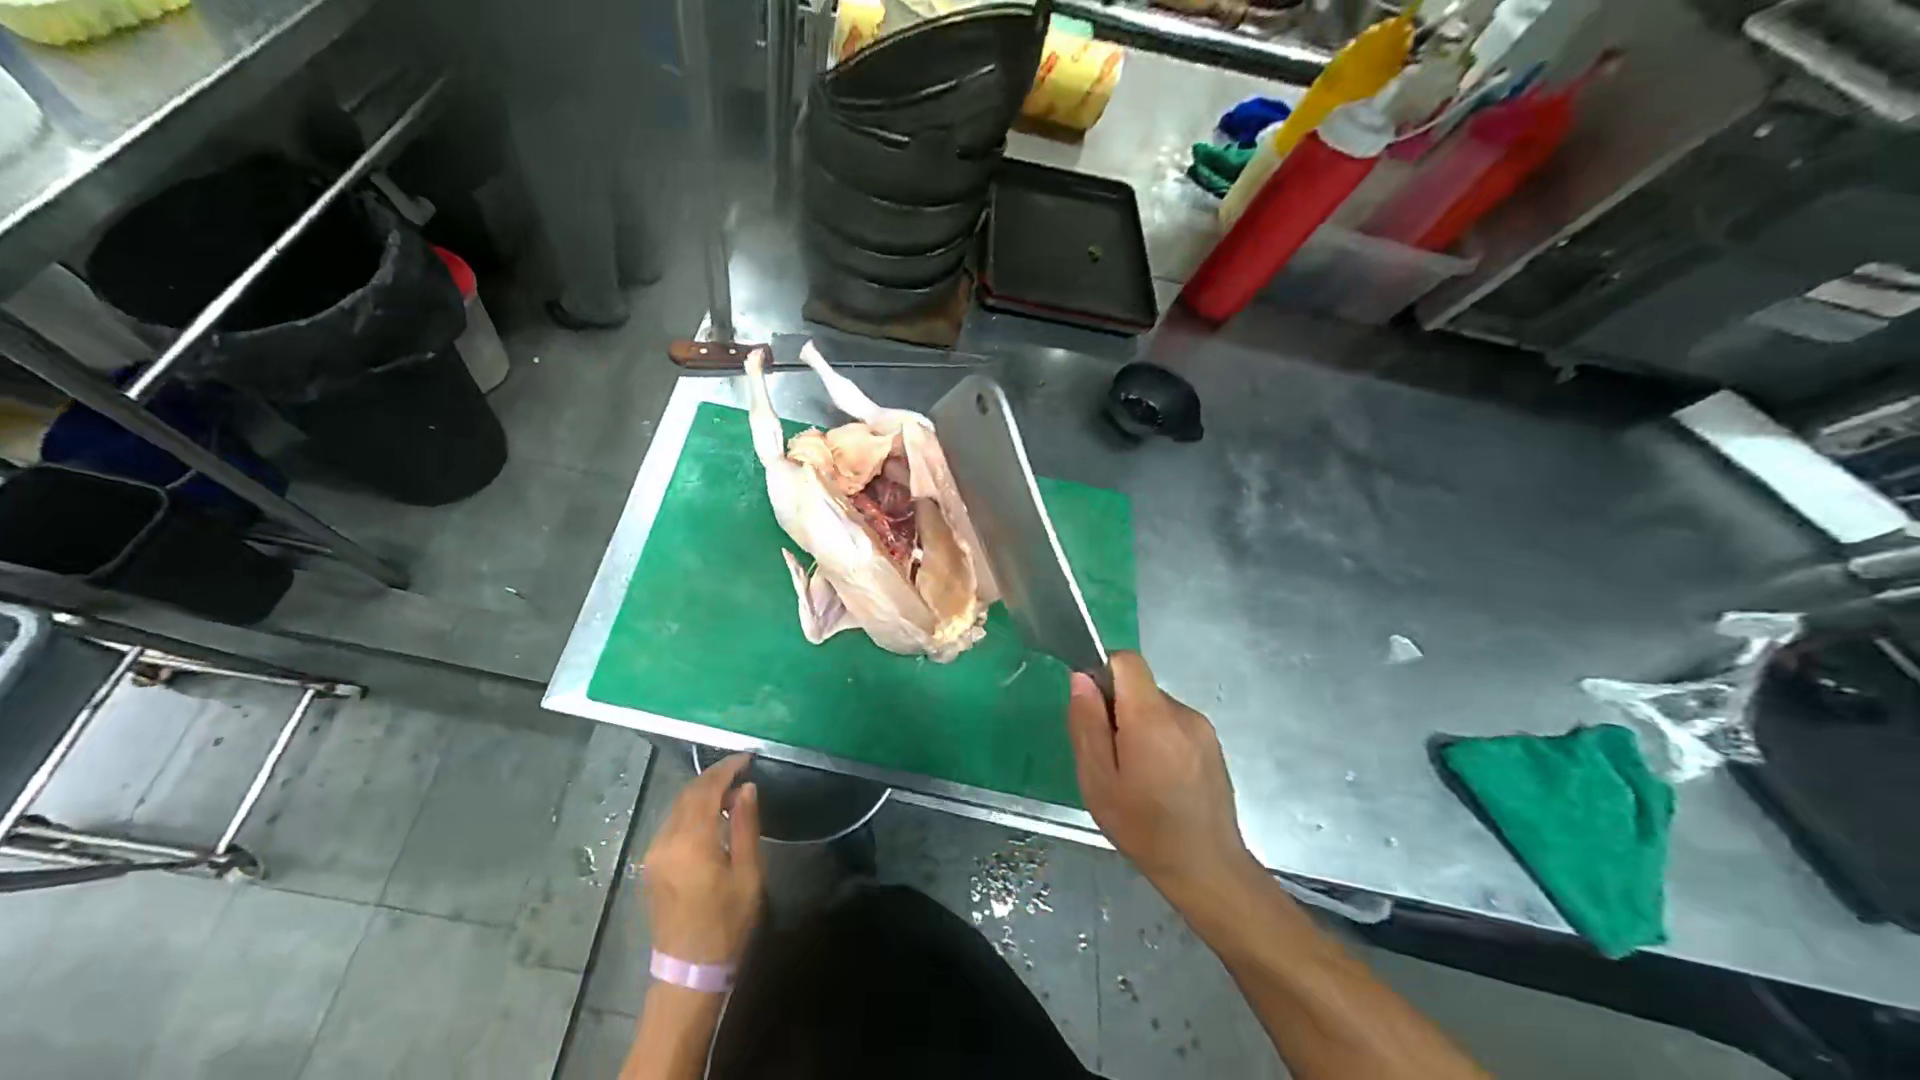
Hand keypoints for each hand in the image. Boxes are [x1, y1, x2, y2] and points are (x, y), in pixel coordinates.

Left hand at [641, 753, 763, 964]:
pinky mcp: (651, 867)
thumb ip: (745, 826)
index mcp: (690, 842)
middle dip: (713, 778)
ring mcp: (653, 855)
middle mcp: (664, 842)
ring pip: (676, 808)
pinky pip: (671, 825)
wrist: (689, 973)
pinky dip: (691, 811)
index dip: (726, 769)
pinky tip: (710, 818)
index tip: (747, 759)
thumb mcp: (748, 873)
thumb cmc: (726, 924)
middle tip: (741, 772)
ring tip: (731, 794)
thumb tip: (746, 789)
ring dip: (702, 794)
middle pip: (687, 795)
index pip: (706, 789)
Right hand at [1067, 652, 1260, 904]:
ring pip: (1155, 706)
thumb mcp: (1097, 780)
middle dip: (1117, 708)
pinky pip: (1174, 724)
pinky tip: (1156, 779)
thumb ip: (1086, 724)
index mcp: (1151, 717)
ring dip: (1137, 726)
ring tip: (1133, 773)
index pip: (1126, 660)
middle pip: (1139, 686)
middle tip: (1107, 755)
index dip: (1102, 672)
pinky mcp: (1212, 744)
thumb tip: (1081, 678)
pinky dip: (1158, 739)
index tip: (1091, 706)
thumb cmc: (1144, 828)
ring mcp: (1202, 728)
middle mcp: (1182, 713)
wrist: (1206, 868)